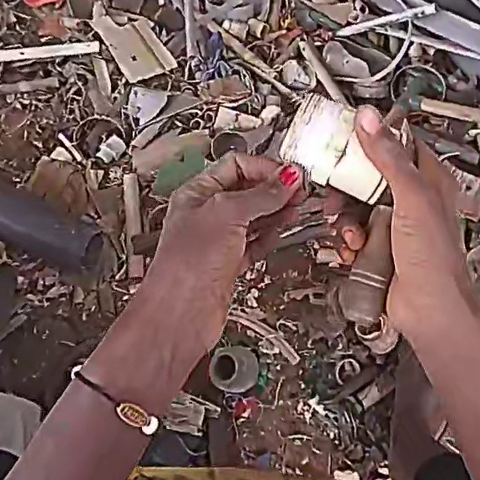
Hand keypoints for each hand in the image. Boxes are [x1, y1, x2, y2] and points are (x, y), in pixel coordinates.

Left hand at [140, 153, 303, 361]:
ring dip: (276, 211)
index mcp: (197, 193)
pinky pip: (256, 243)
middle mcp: (207, 214)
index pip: (236, 166)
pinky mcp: (230, 264)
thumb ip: (261, 195)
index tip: (291, 175)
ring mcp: (219, 240)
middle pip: (248, 190)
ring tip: (295, 208)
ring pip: (255, 217)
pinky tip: (279, 232)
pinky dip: (270, 237)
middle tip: (299, 191)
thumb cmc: (186, 265)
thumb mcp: (228, 214)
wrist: (180, 314)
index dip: (264, 168)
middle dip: (275, 189)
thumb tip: (286, 177)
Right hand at [351, 106, 479, 349]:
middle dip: (347, 187)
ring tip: (352, 234)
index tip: (346, 139)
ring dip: (345, 219)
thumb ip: (388, 157)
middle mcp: (412, 198)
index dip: (372, 139)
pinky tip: (353, 249)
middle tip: (337, 195)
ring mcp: (393, 223)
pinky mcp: (378, 246)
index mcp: (429, 179)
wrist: (429, 312)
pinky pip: (351, 231)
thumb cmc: (436, 261)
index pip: (398, 143)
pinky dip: (346, 239)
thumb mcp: (412, 198)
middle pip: (366, 175)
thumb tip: (369, 120)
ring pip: (354, 204)